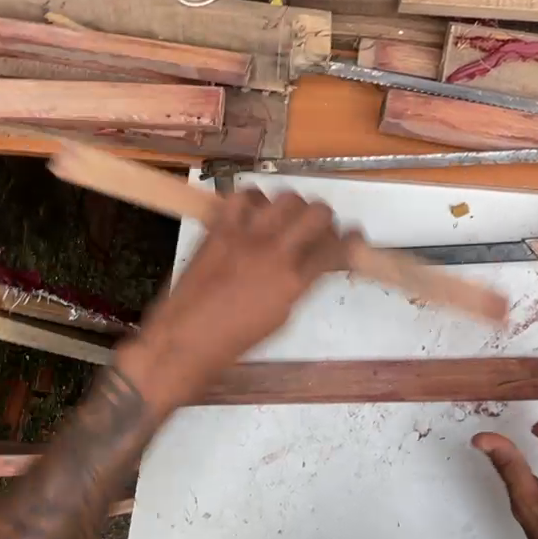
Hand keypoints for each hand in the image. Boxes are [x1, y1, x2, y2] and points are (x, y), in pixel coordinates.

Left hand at [119, 189, 354, 408]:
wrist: (184, 339)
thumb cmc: (233, 342)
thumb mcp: (280, 319)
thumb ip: (299, 286)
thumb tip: (310, 266)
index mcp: (293, 283)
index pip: (336, 248)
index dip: (351, 240)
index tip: (353, 237)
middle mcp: (274, 253)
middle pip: (317, 213)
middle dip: (326, 219)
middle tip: (319, 229)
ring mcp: (245, 236)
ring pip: (286, 198)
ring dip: (293, 207)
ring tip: (286, 220)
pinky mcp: (219, 228)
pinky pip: (243, 196)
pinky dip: (254, 201)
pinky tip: (254, 215)